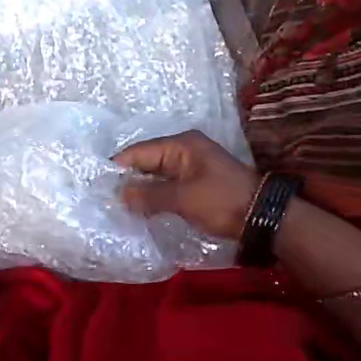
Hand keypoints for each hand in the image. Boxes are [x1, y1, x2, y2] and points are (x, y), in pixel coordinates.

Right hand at [112, 130, 259, 239]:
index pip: (139, 151)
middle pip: (146, 161)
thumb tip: (121, 194)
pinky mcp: (197, 182)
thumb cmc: (222, 201)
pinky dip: (154, 195)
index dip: (117, 168)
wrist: (263, 216)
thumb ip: (149, 195)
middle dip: (127, 179)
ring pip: (156, 175)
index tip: (97, 185)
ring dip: (141, 189)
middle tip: (104, 198)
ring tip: (118, 206)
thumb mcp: (183, 198)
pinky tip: (141, 209)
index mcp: (181, 145)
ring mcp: (192, 166)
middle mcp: (185, 149)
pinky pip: (167, 184)